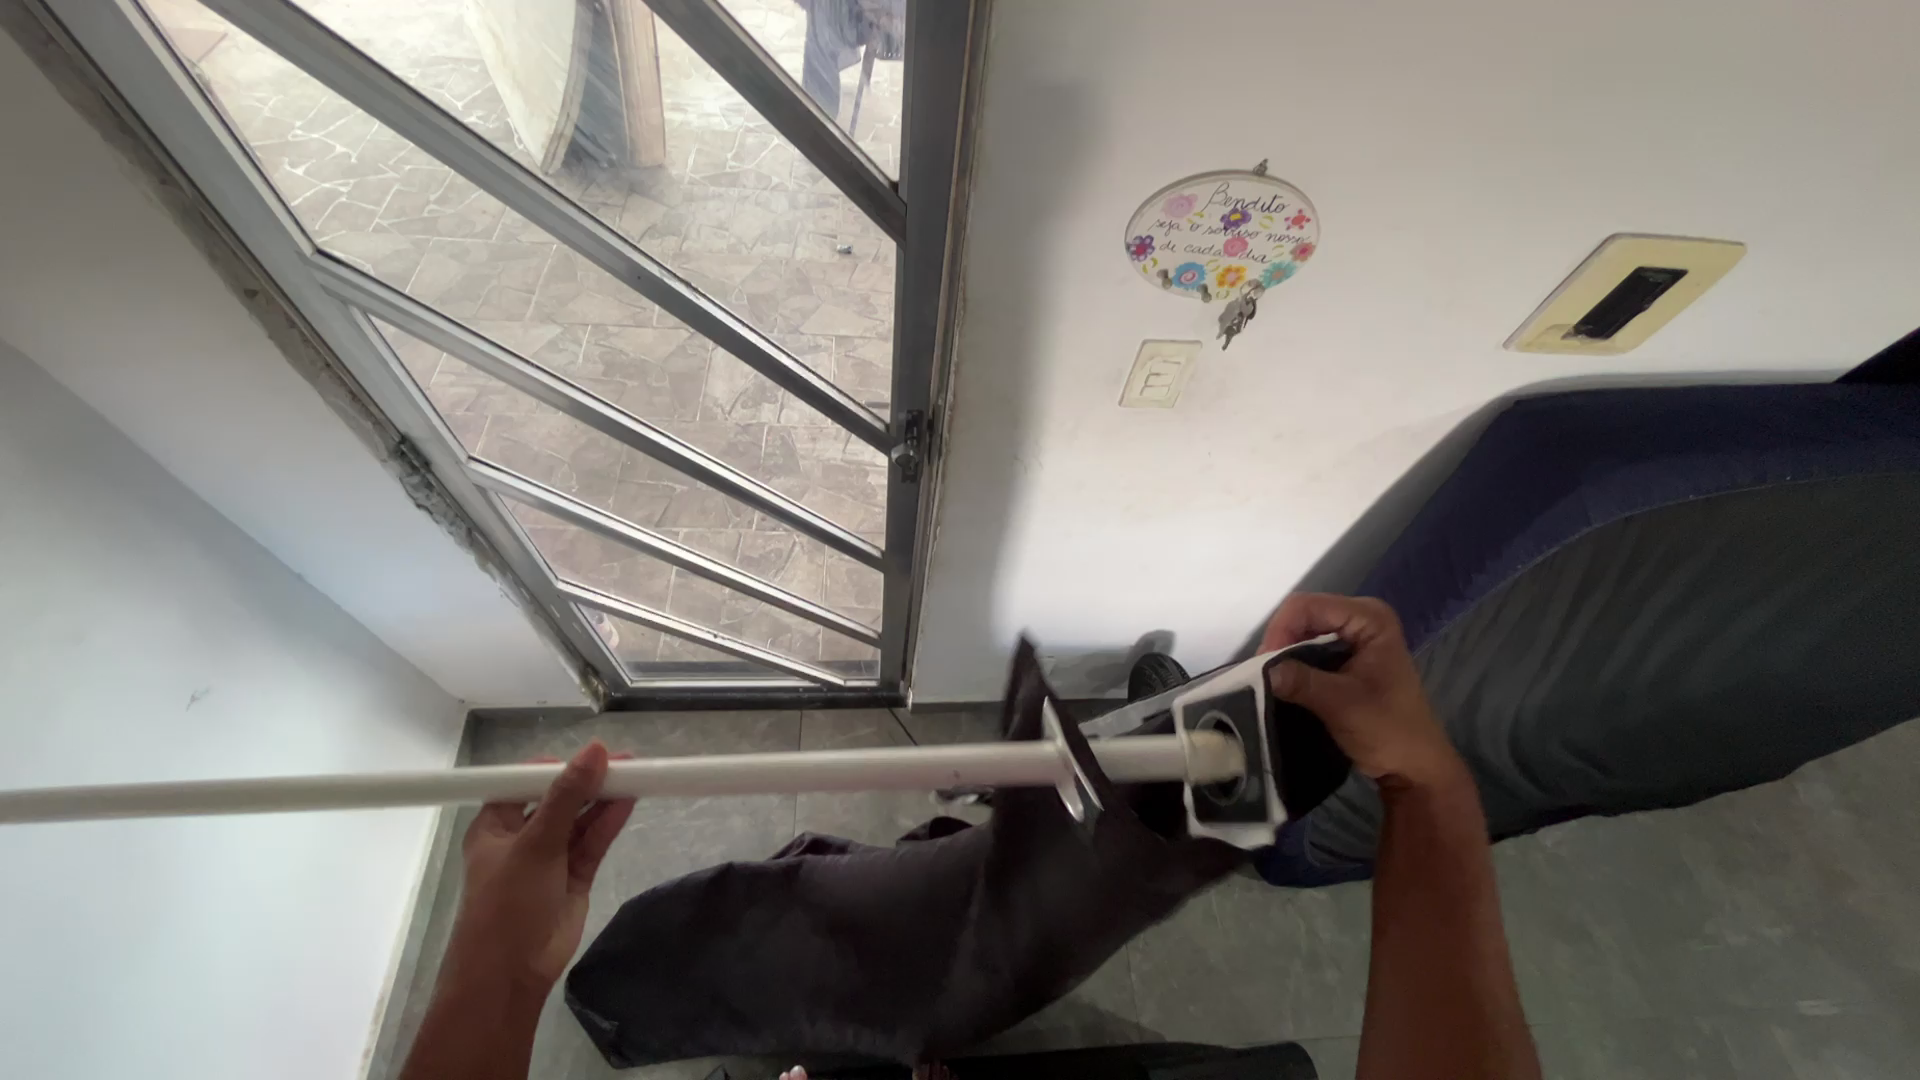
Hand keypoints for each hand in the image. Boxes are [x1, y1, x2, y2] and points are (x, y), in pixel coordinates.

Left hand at [442, 741, 634, 994]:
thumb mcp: (535, 844)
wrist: (510, 976)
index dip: (558, 766)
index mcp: (497, 825)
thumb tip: (596, 749)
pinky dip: (611, 820)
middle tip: (625, 761)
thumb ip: (568, 795)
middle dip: (589, 779)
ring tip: (637, 774)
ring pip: (582, 817)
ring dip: (605, 798)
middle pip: (561, 797)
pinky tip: (630, 799)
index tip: (590, 753)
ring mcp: (551, 856)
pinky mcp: (576, 874)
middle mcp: (523, 836)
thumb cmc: (507, 904)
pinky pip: (595, 839)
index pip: (527, 782)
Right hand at [1260, 593, 1464, 792]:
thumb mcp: (1342, 705)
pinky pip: (1307, 646)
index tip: (1266, 665)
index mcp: (1370, 618)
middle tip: (1262, 673)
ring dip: (1282, 653)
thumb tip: (1261, 671)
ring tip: (1268, 679)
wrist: (1413, 767)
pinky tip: (1282, 681)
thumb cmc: (1388, 731)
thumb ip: (1301, 682)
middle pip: (1302, 614)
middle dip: (1279, 641)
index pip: (1307, 606)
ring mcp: (1353, 636)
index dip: (1281, 630)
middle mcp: (1361, 618)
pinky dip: (1291, 662)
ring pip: (1301, 631)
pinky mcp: (1344, 654)